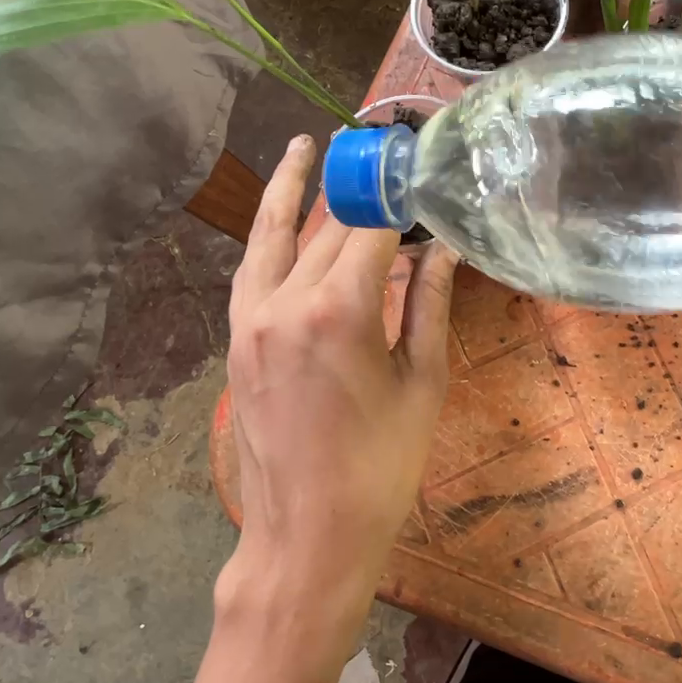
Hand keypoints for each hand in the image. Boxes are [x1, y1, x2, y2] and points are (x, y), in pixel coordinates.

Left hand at [223, 134, 458, 587]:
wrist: (307, 536)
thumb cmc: (382, 466)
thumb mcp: (422, 382)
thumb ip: (430, 304)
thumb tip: (444, 249)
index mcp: (340, 311)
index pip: (370, 226)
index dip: (395, 188)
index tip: (416, 157)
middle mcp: (285, 301)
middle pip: (329, 227)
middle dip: (360, 188)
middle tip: (388, 154)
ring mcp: (251, 319)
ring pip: (275, 235)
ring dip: (293, 189)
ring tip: (308, 147)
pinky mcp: (237, 338)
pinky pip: (252, 267)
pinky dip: (267, 233)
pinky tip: (280, 215)